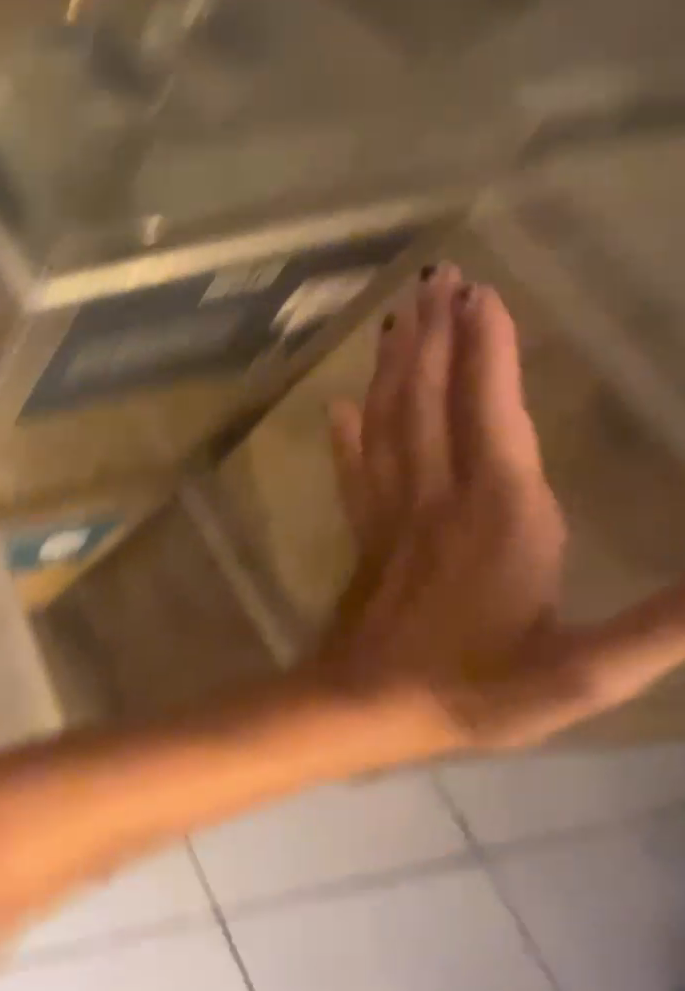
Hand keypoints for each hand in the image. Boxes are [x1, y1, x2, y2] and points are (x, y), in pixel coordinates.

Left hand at [318, 262, 684, 748]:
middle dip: (434, 339)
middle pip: (429, 404)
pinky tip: (339, 407)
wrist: (361, 709)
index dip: (485, 353)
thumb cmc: (475, 692)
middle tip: (434, 280)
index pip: (490, 415)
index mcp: (497, 517)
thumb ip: (667, 622)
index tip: (481, 296)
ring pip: (386, 426)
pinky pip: (355, 472)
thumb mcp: (587, 670)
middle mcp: (434, 501)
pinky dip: (348, 435)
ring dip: (393, 370)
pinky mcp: (365, 537)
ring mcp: (390, 516)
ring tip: (396, 320)